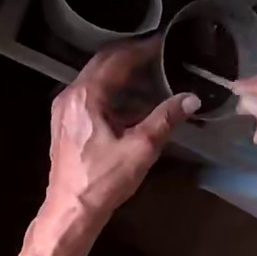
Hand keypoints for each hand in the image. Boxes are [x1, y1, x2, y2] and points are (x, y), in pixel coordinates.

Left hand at [44, 40, 198, 230]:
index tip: (163, 44)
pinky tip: (133, 106)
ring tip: (151, 79)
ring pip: (96, 81)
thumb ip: (165, 118)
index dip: (141, 49)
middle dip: (131, 58)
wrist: (71, 211)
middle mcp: (71, 96)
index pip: (116, 59)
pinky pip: (91, 97)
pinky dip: (113, 95)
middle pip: (103, 65)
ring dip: (123, 78)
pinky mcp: (66, 124)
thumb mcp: (141, 148)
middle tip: (159, 57)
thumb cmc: (104, 180)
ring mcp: (65, 110)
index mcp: (86, 96)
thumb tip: (191, 98)